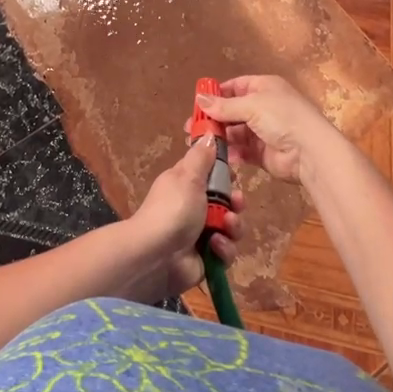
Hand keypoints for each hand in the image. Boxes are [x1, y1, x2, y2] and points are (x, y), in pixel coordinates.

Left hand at [123, 138, 243, 298]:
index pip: (211, 175)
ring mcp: (201, 233)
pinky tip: (214, 247)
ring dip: (232, 227)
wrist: (156, 254)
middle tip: (236, 204)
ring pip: (231, 228)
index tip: (234, 175)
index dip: (225, 176)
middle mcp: (194, 207)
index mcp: (186, 184)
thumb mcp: (187, 177)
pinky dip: (223, 249)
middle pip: (227, 202)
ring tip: (223, 228)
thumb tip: (207, 134)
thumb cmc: (173, 209)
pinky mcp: (208, 258)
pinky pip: (227, 251)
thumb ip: (201, 157)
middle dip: (235, 204)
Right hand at [195, 75, 340, 183]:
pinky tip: (219, 156)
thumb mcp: (251, 106)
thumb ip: (224, 106)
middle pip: (232, 111)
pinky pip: (242, 151)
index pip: (235, 86)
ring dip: (219, 137)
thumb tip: (199, 99)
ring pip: (235, 132)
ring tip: (200, 144)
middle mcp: (263, 107)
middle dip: (213, 119)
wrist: (310, 152)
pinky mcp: (263, 153)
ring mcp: (263, 131)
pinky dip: (231, 153)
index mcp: (264, 88)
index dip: (217, 94)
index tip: (198, 104)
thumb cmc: (282, 118)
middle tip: (191, 129)